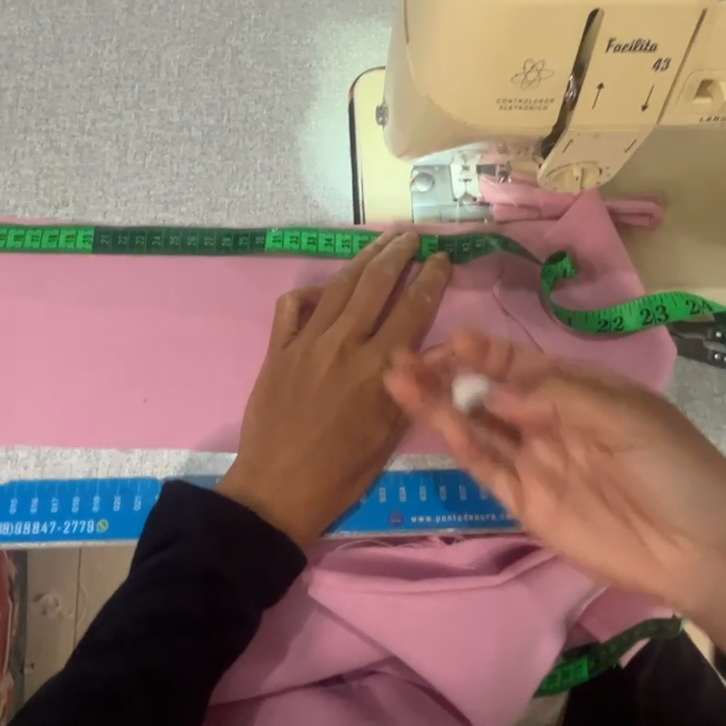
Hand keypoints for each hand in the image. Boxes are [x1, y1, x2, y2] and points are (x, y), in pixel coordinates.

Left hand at [216, 233, 450, 547]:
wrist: (277, 490)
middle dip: (398, 254)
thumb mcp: (390, 434)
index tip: (442, 258)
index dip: (431, 279)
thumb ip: (416, 383)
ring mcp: (306, 342)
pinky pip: (292, 306)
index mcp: (377, 367)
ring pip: (339, 286)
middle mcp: (343, 343)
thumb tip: (448, 346)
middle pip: (376, 284)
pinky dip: (310, 292)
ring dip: (363, 259)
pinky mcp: (277, 348)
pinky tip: (325, 288)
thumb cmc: (342, 472)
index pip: (412, 308)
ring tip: (382, 242)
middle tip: (411, 236)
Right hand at [385, 330, 725, 689]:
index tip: (449, 341)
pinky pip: (487, 467)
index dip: (482, 352)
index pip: (516, 363)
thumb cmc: (674, 464)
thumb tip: (489, 380)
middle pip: (485, 392)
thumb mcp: (623, 415)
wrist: (706, 550)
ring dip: (438, 404)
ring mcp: (532, 460)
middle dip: (445, 373)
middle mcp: (545, 419)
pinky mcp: (525, 501)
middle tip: (401, 359)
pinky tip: (435, 422)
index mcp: (574, 389)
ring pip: (476, 426)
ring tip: (397, 381)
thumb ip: (554, 394)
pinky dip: (460, 445)